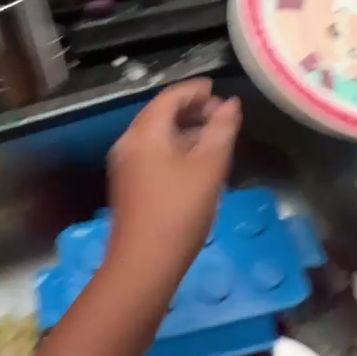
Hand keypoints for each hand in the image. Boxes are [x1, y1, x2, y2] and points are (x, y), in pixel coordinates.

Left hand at [105, 79, 241, 284]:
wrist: (142, 266)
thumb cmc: (178, 212)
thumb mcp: (208, 168)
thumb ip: (221, 130)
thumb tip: (231, 104)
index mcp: (145, 132)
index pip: (169, 97)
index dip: (195, 90)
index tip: (217, 89)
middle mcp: (129, 142)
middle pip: (160, 113)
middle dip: (190, 109)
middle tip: (219, 114)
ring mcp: (125, 164)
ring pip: (156, 135)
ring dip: (184, 129)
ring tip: (213, 136)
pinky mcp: (128, 184)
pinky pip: (152, 152)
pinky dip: (174, 146)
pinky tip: (195, 161)